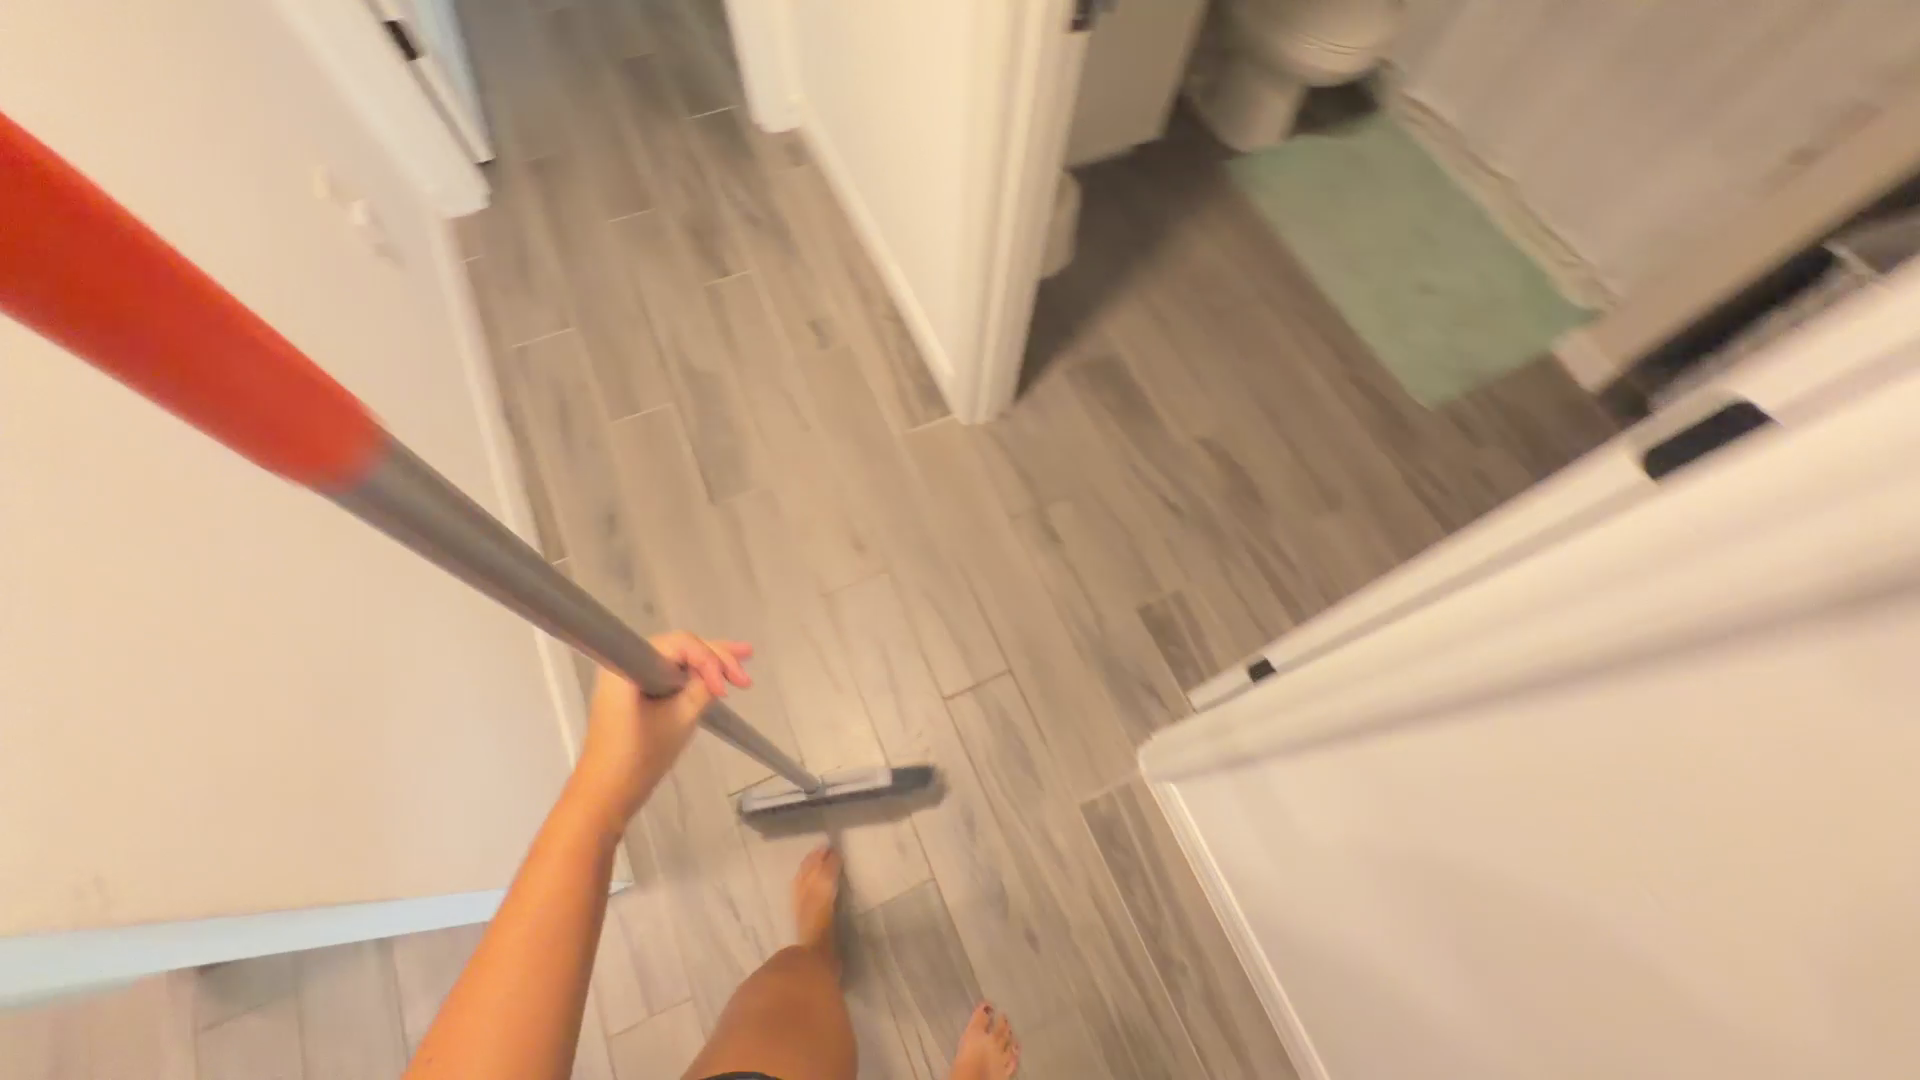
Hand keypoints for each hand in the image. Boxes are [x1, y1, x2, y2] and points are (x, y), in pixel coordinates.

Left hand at [571, 633, 752, 823]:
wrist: (606, 794)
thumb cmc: (639, 757)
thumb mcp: (679, 719)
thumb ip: (701, 688)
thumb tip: (716, 673)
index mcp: (628, 665)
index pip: (680, 644)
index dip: (709, 659)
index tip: (726, 690)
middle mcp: (626, 662)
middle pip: (680, 647)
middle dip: (716, 657)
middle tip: (746, 670)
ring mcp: (631, 677)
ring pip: (678, 659)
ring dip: (710, 661)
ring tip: (745, 656)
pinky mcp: (636, 692)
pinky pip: (670, 674)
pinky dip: (694, 674)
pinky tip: (720, 673)